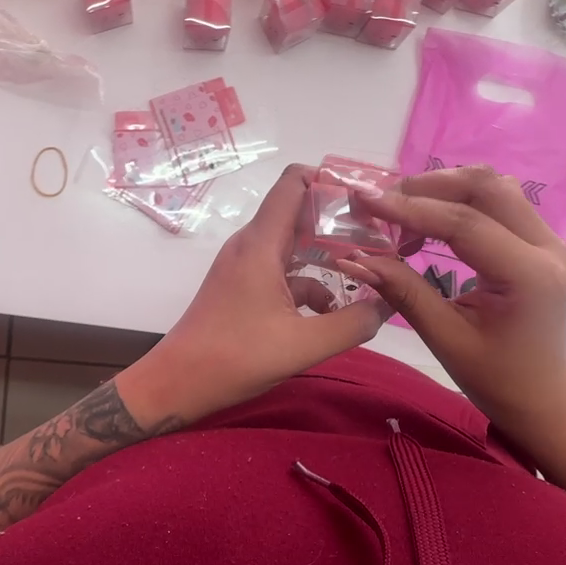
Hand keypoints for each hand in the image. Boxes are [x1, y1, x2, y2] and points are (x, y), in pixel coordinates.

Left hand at [117, 164, 389, 425]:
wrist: (178, 383)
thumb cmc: (235, 358)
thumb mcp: (303, 345)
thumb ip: (352, 323)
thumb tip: (387, 305)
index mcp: (261, 244)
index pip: (294, 183)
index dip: (331, 181)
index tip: (367, 201)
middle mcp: (251, 245)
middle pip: (299, 212)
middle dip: (339, 222)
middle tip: (381, 238)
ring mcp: (244, 266)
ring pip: (292, 244)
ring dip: (327, 255)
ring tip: (368, 272)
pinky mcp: (241, 287)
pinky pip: (282, 271)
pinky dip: (308, 283)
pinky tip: (330, 312)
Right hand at [335, 167, 565, 445]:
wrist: (539, 393)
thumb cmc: (493, 376)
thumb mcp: (444, 337)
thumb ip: (402, 291)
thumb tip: (353, 259)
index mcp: (526, 275)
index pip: (464, 224)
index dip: (410, 209)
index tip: (365, 201)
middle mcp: (545, 246)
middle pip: (485, 187)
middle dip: (428, 186)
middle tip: (383, 203)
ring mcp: (546, 239)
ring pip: (493, 186)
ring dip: (444, 188)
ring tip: (403, 211)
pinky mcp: (538, 240)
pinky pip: (498, 201)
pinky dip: (458, 201)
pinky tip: (429, 221)